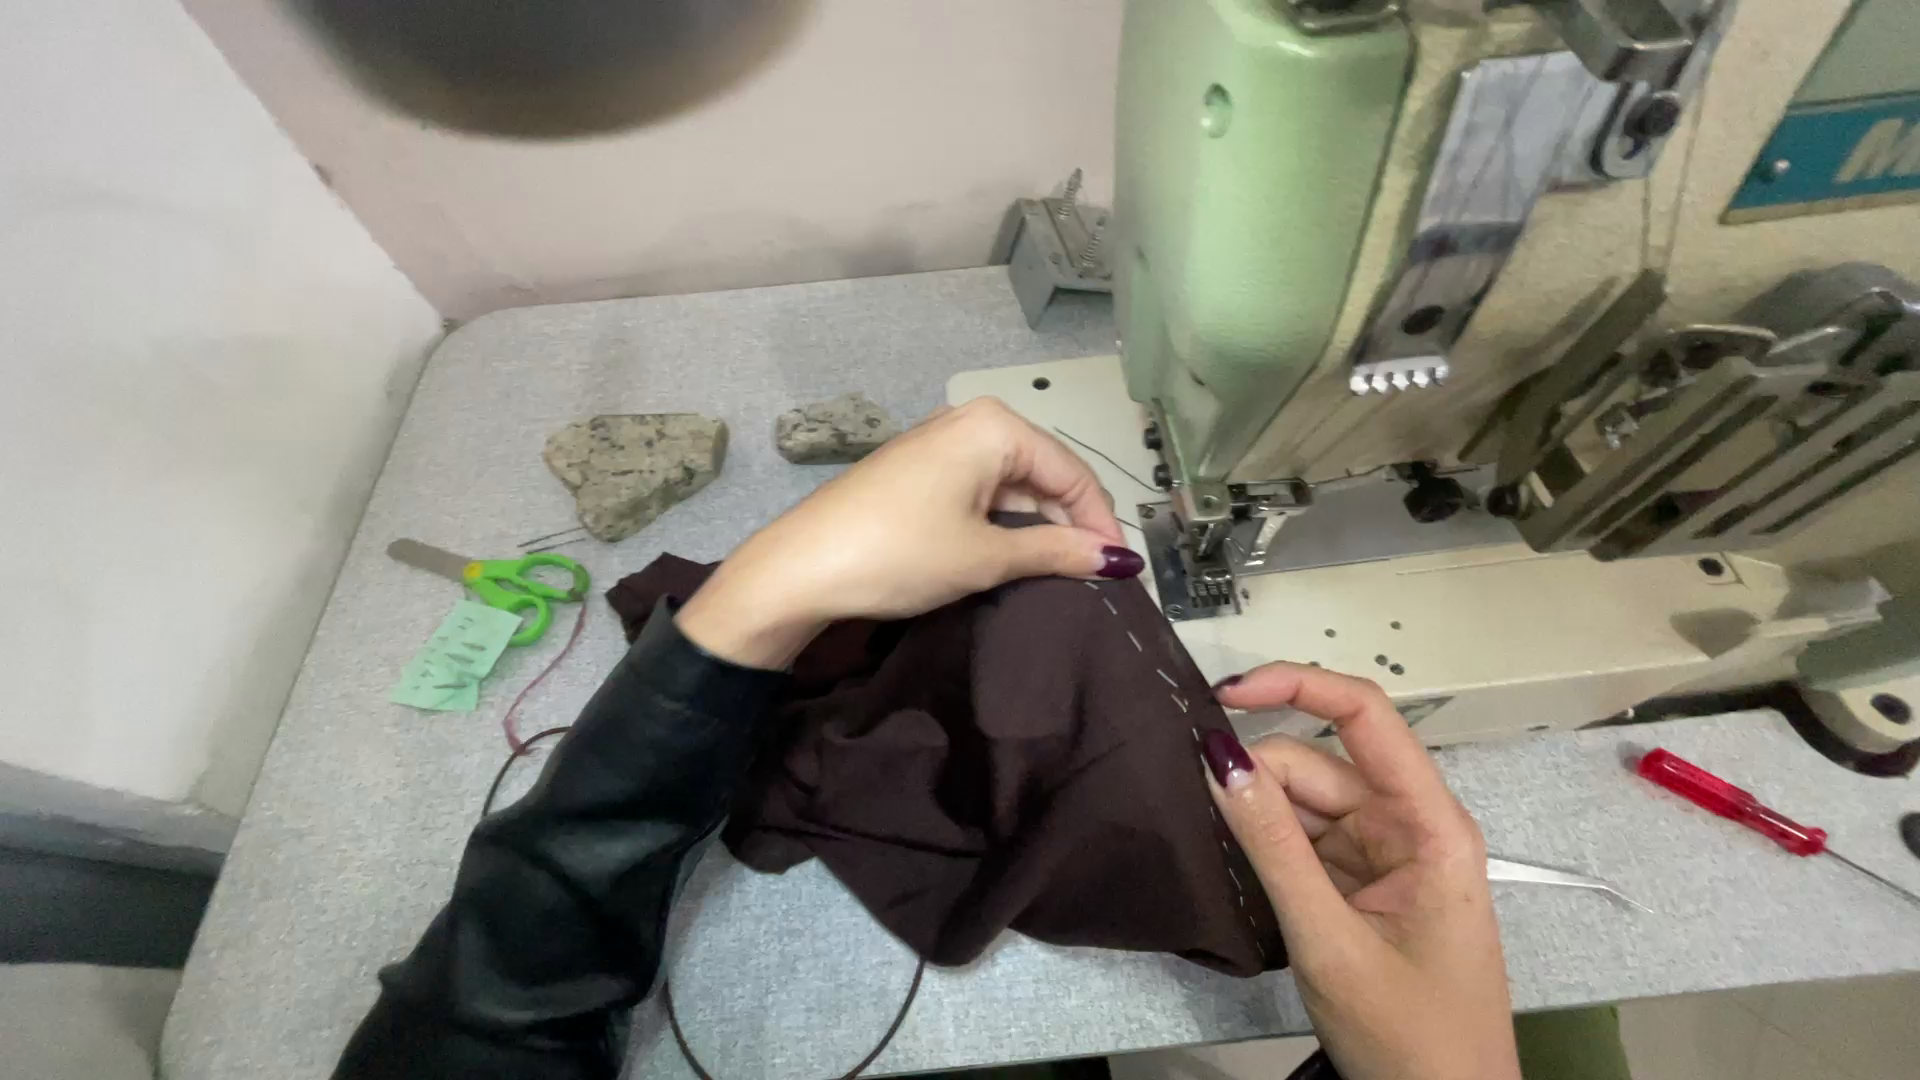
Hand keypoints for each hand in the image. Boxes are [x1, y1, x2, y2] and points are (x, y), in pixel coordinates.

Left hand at [677, 398, 1141, 667]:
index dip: (1101, 522)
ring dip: (1037, 527)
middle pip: (1043, 473)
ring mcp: (939, 444)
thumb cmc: (901, 553)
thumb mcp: (985, 555)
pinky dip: (1001, 523)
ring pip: (1011, 484)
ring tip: (1059, 573)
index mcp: (994, 426)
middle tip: (1094, 577)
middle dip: (1070, 524)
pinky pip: (979, 490)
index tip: (1120, 572)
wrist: (800, 568)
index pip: (1072, 472)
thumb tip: (1118, 559)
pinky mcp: (918, 471)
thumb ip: (1056, 551)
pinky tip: (1011, 554)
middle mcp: (969, 421)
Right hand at [1201, 665, 1518, 1079]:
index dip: (1296, 685)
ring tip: (1214, 838)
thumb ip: (1273, 844)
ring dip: (1253, 809)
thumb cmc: (1410, 1038)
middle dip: (1256, 776)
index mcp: (1428, 823)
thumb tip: (1217, 757)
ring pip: (1297, 795)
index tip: (1224, 695)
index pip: (1365, 715)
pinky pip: (1295, 831)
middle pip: (1314, 761)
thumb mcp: (1330, 939)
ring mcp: (1376, 848)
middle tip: (1202, 807)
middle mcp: (1404, 820)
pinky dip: (1259, 836)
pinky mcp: (1351, 874)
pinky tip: (1232, 851)